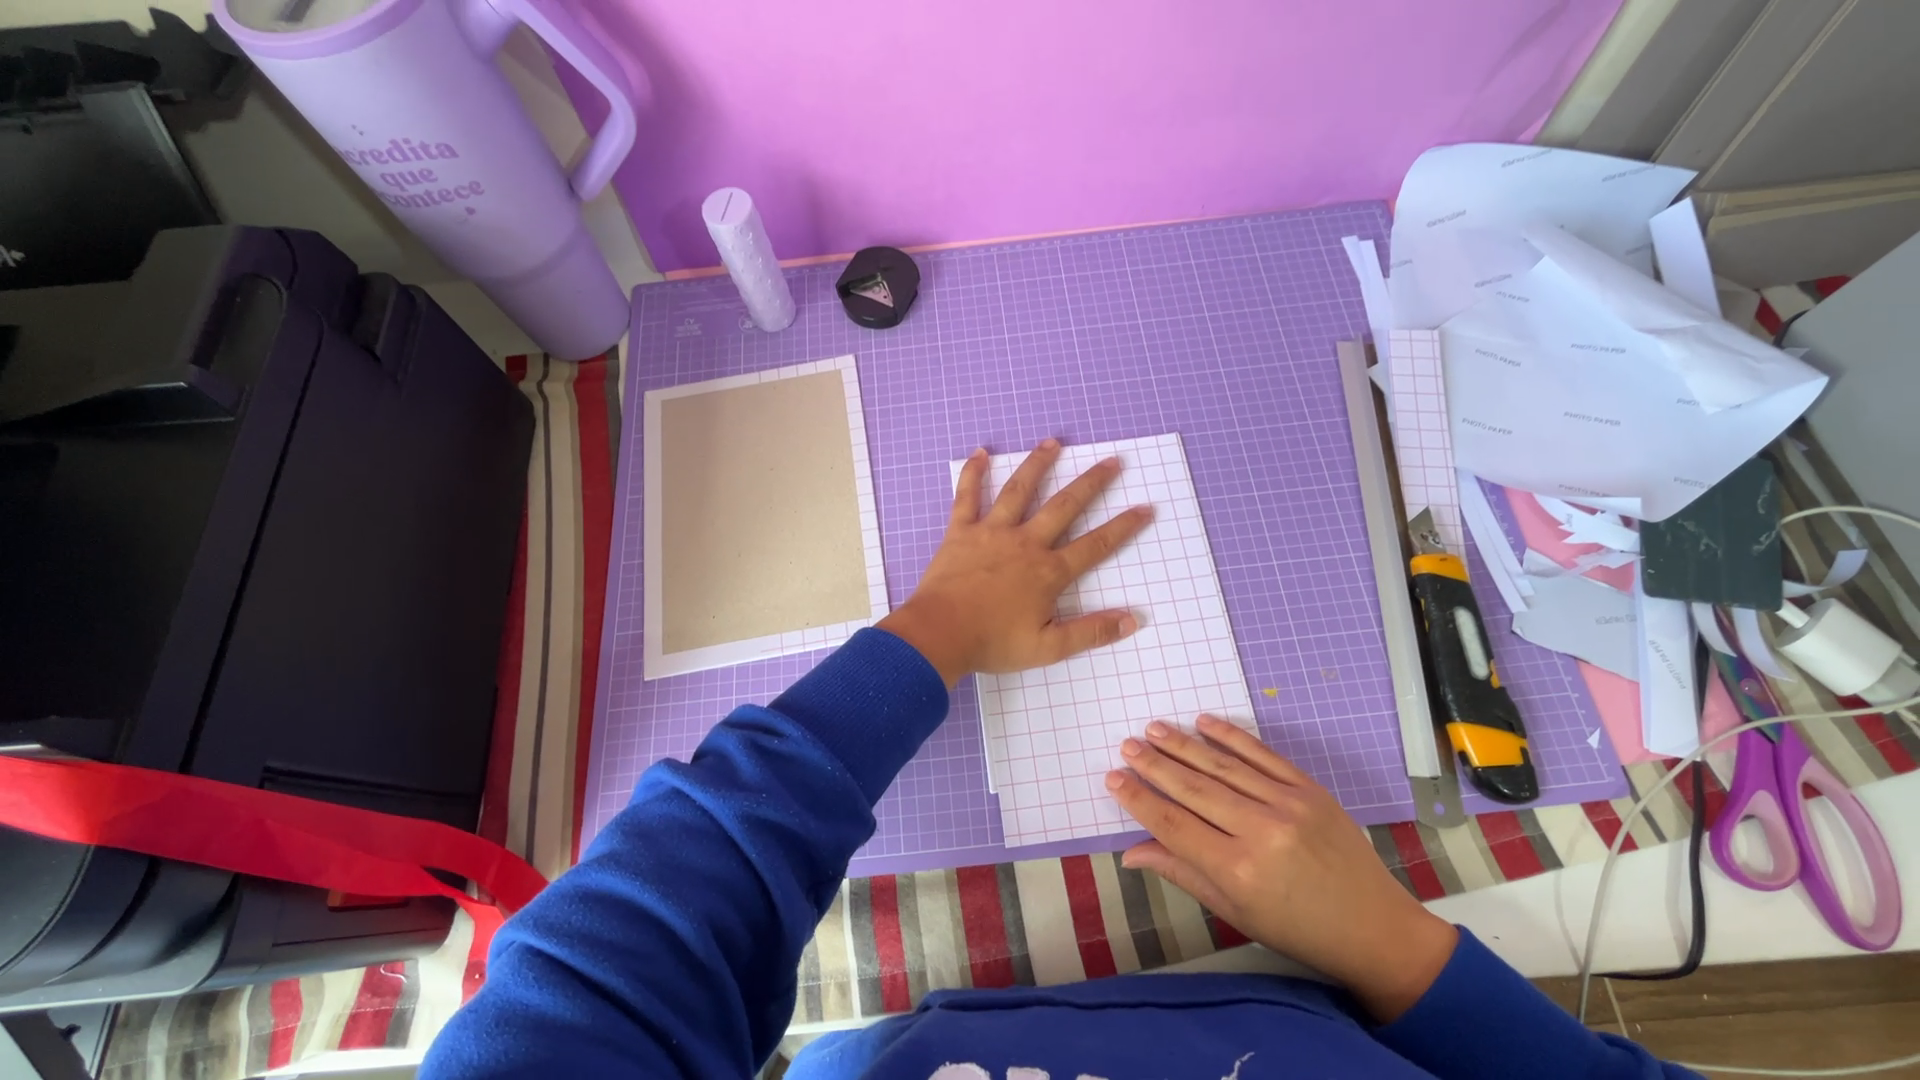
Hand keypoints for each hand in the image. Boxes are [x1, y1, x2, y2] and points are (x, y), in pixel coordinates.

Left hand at [878, 438, 1151, 686]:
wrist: (940, 634)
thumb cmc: (993, 643)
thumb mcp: (1048, 648)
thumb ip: (1091, 632)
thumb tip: (1132, 620)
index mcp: (1048, 572)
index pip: (1095, 545)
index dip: (1122, 527)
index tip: (1144, 508)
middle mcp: (1026, 543)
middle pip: (1064, 506)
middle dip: (1091, 483)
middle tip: (1112, 461)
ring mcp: (992, 532)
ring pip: (1019, 490)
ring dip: (1038, 464)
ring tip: (1053, 443)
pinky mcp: (961, 531)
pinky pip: (967, 496)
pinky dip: (974, 473)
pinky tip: (980, 453)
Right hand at [1107, 715, 1458, 1022]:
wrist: (1374, 926)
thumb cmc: (1296, 930)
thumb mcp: (1233, 912)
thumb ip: (1182, 873)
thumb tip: (1130, 853)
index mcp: (1237, 871)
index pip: (1173, 825)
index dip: (1140, 800)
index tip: (1113, 779)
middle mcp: (1260, 832)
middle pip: (1193, 788)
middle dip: (1154, 764)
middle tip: (1127, 745)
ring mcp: (1288, 805)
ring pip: (1222, 766)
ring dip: (1183, 744)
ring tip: (1153, 729)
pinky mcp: (1310, 789)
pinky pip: (1262, 755)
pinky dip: (1231, 736)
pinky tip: (1203, 722)